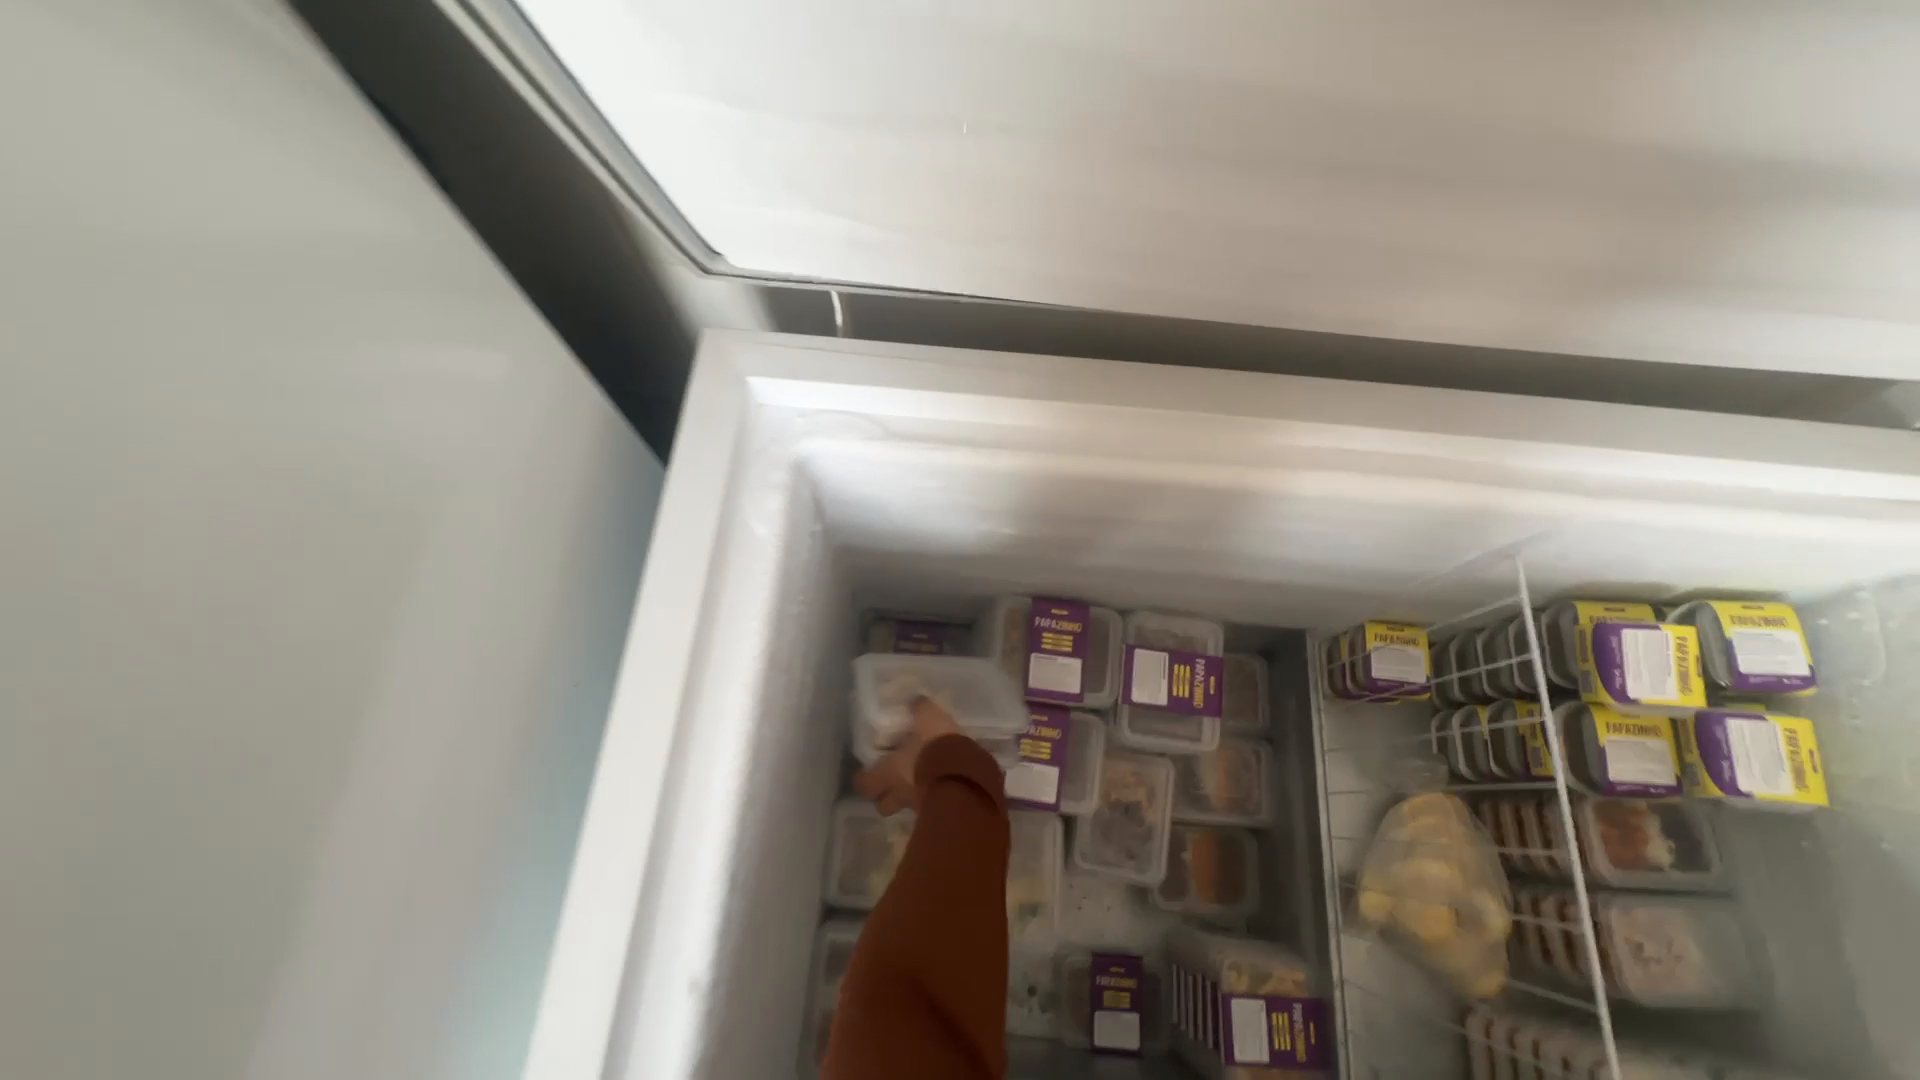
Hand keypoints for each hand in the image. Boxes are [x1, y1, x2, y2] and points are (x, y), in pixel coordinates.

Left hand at [854, 697, 960, 814]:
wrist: (966, 777)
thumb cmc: (936, 748)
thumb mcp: (929, 719)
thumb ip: (920, 709)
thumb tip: (915, 700)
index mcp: (890, 773)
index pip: (865, 785)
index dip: (864, 780)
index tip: (867, 773)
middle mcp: (901, 793)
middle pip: (884, 806)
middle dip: (885, 796)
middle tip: (892, 781)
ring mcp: (921, 807)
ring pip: (908, 806)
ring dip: (911, 796)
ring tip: (922, 779)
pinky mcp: (942, 812)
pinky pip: (931, 806)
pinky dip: (933, 798)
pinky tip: (943, 783)